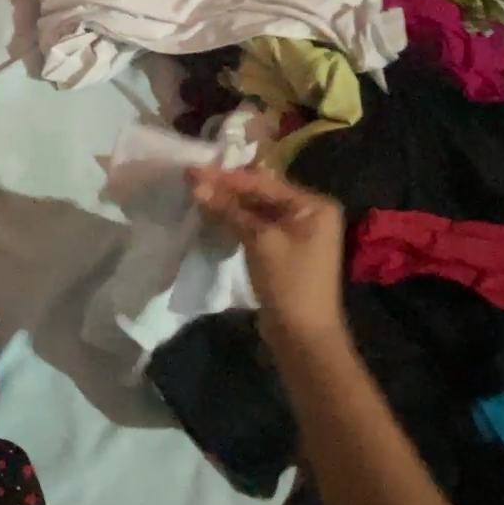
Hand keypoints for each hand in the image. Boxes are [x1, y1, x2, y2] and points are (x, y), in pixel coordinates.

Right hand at [188, 165, 345, 346]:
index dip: (226, 176)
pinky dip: (234, 220)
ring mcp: (297, 232)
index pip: (263, 183)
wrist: (302, 334)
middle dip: (225, 188)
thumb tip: (197, 184)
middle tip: (189, 179)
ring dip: (227, 203)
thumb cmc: (289, 283)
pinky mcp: (283, 249)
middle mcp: (309, 213)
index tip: (192, 169)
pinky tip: (211, 214)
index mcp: (314, 205)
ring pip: (255, 209)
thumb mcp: (259, 240)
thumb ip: (229, 209)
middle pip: (260, 193)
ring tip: (195, 193)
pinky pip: (255, 226)